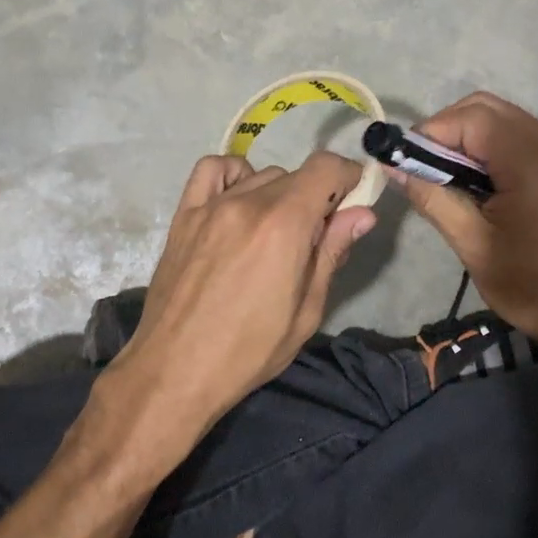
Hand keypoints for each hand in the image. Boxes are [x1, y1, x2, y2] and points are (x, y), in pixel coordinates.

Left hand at [111, 152, 376, 429]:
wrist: (174, 370)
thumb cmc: (248, 352)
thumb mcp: (306, 312)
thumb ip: (332, 254)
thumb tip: (362, 214)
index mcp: (284, 226)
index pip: (326, 168)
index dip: (348, 178)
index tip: (354, 201)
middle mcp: (248, 203)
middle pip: (295, 176)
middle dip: (315, 199)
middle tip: (313, 242)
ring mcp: (210, 206)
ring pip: (259, 176)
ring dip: (278, 195)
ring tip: (274, 234)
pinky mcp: (184, 216)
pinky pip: (212, 170)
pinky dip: (234, 176)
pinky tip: (239, 204)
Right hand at [397, 92, 537, 349]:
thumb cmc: (530, 288)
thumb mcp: (472, 245)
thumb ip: (433, 198)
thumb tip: (393, 167)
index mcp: (535, 165)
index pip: (472, 119)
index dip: (431, 133)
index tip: (405, 162)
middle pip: (490, 109)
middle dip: (449, 131)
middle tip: (425, 169)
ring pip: (510, 121)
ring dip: (474, 141)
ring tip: (454, 181)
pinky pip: (530, 139)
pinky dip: (500, 151)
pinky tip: (488, 186)